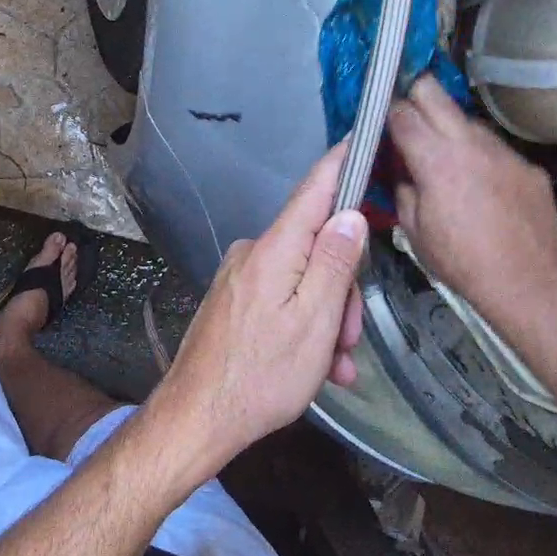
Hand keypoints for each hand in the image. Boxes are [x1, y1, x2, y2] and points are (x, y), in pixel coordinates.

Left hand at [153, 142, 367, 467]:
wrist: (197, 417)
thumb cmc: (261, 375)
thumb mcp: (314, 322)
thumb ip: (334, 264)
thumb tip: (349, 213)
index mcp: (274, 249)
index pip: (313, 191)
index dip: (339, 165)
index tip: (359, 138)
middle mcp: (253, 252)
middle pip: (315, 247)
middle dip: (342, 289)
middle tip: (347, 341)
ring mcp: (240, 276)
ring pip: (302, 280)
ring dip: (326, 319)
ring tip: (332, 367)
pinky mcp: (234, 300)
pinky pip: (282, 299)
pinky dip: (303, 327)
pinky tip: (315, 368)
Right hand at [387, 76, 556, 311]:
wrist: (527, 283)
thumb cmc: (461, 261)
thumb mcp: (413, 230)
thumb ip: (403, 190)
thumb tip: (402, 171)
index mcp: (436, 160)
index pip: (402, 113)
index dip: (387, 110)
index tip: (381, 117)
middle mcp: (470, 144)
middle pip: (434, 93)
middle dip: (415, 94)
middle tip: (406, 111)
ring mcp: (504, 152)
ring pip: (468, 121)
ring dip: (451, 130)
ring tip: (447, 159)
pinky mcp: (528, 166)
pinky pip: (496, 150)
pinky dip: (482, 158)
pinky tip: (482, 186)